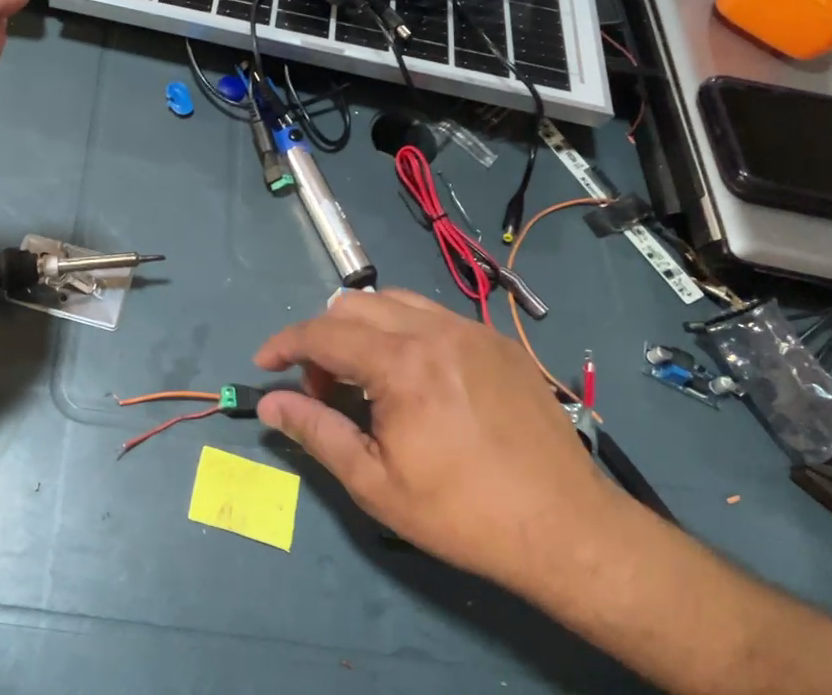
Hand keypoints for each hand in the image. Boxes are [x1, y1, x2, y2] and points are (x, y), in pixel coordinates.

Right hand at [253, 289, 618, 587]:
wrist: (567, 529)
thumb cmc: (462, 514)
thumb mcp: (375, 482)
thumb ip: (316, 431)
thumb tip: (270, 402)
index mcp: (402, 364)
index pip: (323, 333)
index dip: (284, 344)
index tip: (264, 365)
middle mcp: (436, 331)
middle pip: (354, 305)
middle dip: (323, 339)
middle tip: (322, 389)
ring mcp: (473, 332)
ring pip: (395, 302)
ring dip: (363, 329)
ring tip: (366, 380)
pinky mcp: (500, 344)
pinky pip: (435, 317)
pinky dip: (404, 332)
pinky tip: (414, 380)